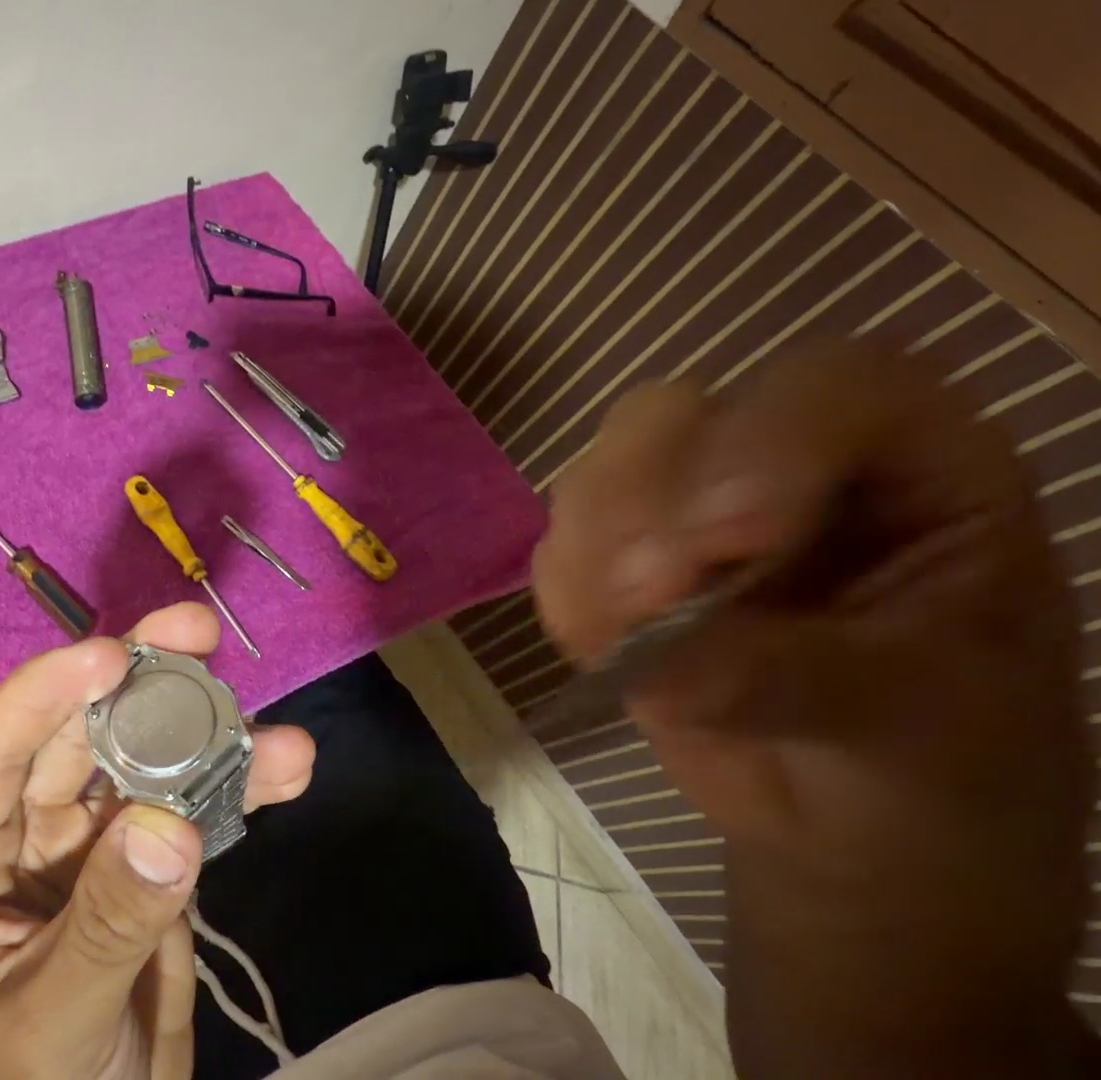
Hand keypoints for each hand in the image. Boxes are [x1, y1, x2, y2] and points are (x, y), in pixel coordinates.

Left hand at [0, 602, 315, 1079]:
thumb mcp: (53, 1025)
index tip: (110, 656)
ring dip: (201, 738)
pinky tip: (284, 768)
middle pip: (74, 738)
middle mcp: (23, 837)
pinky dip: (234, 788)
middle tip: (197, 634)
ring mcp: (91, 848)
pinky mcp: (147, 868)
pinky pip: (190, 809)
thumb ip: (105, 926)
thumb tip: (169, 824)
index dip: (43, 694)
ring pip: (140, 765)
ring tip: (267, 722)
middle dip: (134, 686)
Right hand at [534, 341, 1092, 1075]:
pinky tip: (604, 646)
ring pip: (601, 472)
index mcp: (929, 487)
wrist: (855, 864)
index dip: (771, 438)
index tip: (723, 550)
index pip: (847, 391)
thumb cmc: (935, 805)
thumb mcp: (906, 742)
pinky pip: (562, 543)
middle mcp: (803, 480)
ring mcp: (701, 520)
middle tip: (650, 601)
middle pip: (686, 409)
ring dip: (590, 551)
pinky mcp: (631, 571)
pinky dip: (562, 589)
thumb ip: (790, 671)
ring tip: (626, 645)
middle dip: (646, 495)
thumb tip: (664, 641)